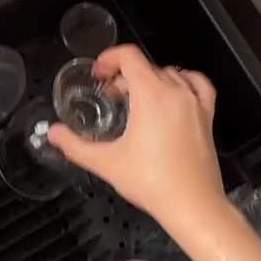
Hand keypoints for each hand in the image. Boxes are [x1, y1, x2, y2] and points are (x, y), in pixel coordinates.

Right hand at [49, 44, 226, 230]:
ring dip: (149, 80)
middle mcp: (176, 92)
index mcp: (151, 94)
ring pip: (170, 74)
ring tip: (136, 99)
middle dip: (124, 76)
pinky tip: (174, 94)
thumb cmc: (151, 182)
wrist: (192, 204)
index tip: (99, 75)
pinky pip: (198, 86)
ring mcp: (195, 103)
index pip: (129, 56)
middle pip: (147, 66)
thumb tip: (53, 133)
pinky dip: (184, 82)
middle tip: (110, 97)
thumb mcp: (106, 163)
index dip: (109, 58)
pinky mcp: (207, 117)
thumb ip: (75, 146)